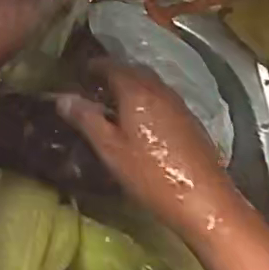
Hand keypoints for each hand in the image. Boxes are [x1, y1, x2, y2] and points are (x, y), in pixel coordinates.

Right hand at [55, 60, 243, 239]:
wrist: (206, 203)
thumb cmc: (151, 175)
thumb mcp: (111, 150)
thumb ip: (86, 119)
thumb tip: (62, 96)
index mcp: (136, 90)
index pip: (110, 65)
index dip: (92, 67)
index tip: (78, 74)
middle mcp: (158, 88)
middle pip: (131, 70)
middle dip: (112, 74)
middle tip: (94, 89)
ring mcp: (178, 103)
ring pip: (149, 83)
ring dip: (130, 87)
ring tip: (114, 105)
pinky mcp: (190, 120)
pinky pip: (161, 98)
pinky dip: (146, 100)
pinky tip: (141, 123)